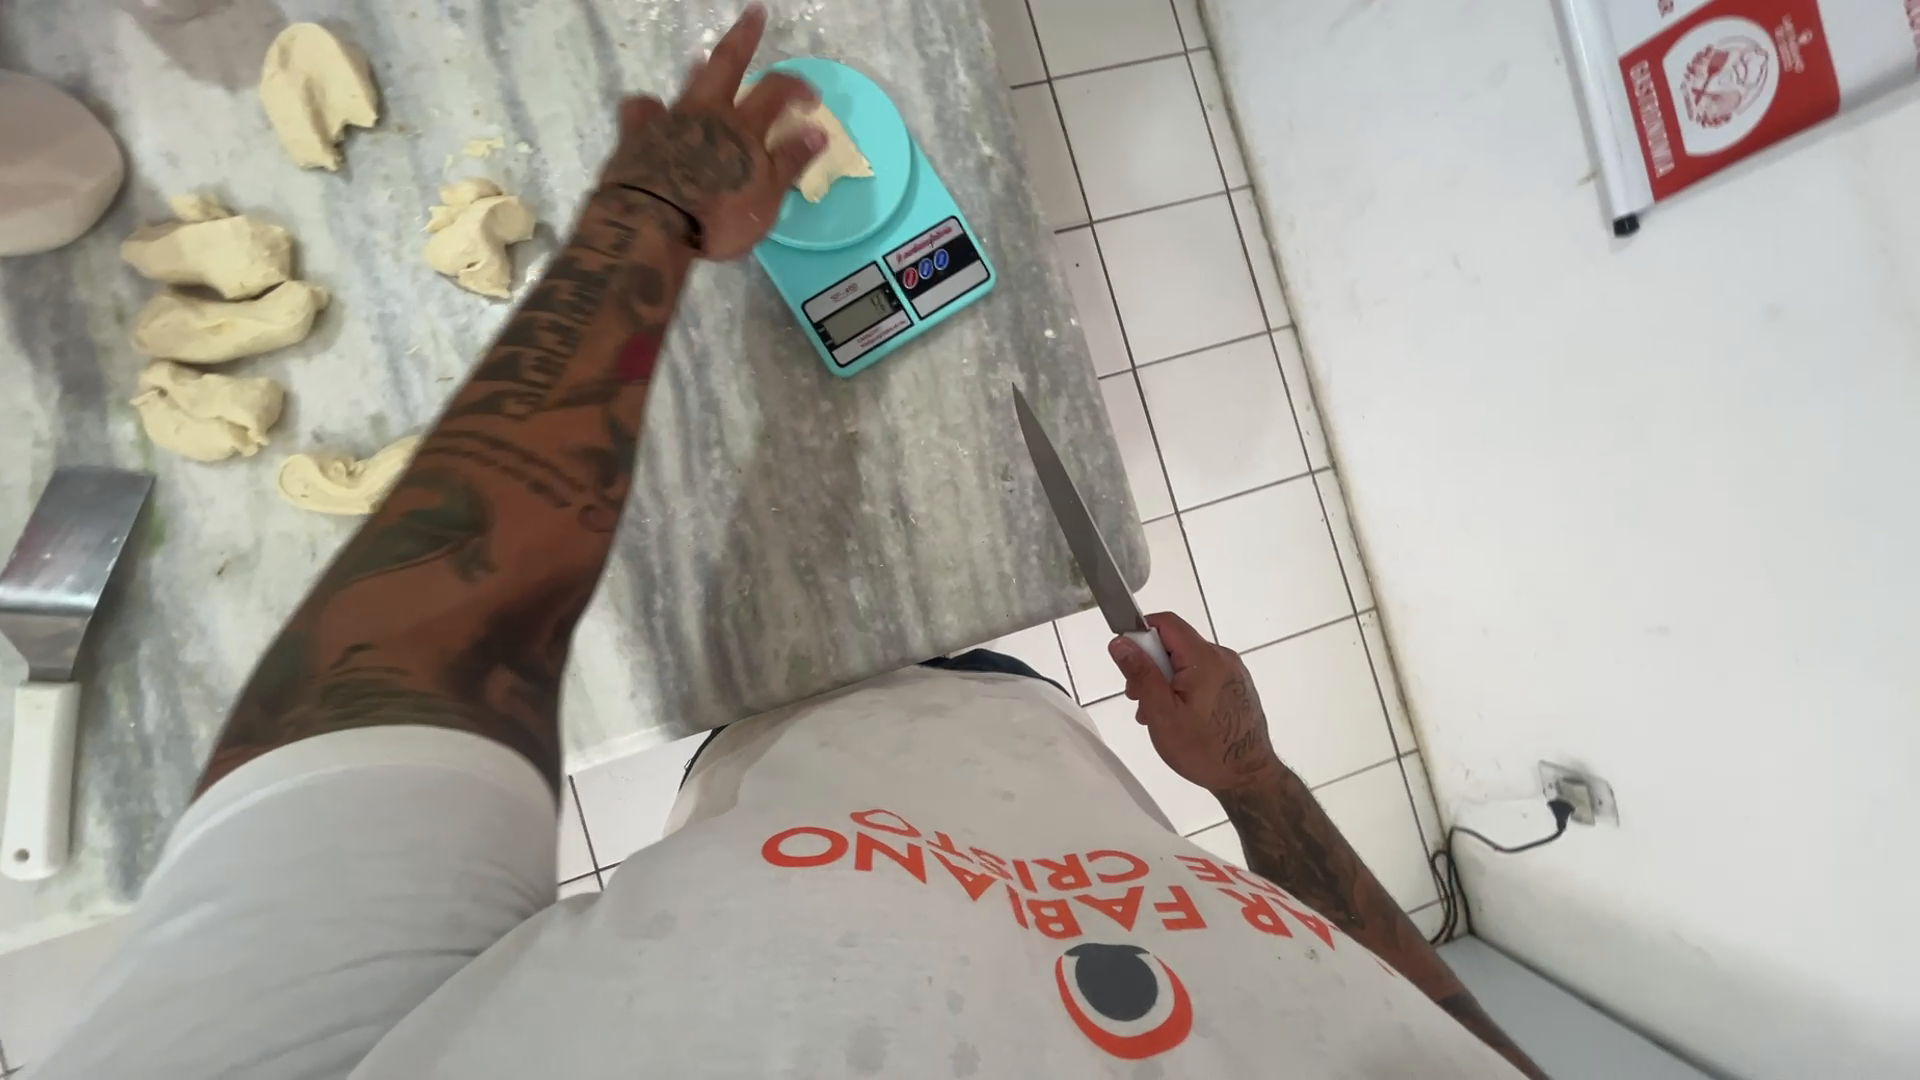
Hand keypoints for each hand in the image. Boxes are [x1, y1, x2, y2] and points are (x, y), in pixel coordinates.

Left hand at [598, 4, 824, 258]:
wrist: (654, 222)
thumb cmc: (719, 217)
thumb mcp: (767, 197)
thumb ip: (790, 162)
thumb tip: (818, 131)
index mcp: (744, 129)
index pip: (777, 93)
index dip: (797, 88)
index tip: (812, 96)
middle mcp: (708, 113)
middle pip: (728, 65)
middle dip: (745, 37)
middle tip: (755, 14)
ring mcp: (670, 119)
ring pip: (688, 83)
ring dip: (700, 69)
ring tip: (703, 58)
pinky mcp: (638, 134)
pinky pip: (643, 110)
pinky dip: (651, 107)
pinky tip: (653, 110)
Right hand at [1108, 612, 1284, 795]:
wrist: (1248, 779)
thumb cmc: (1203, 748)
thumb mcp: (1162, 713)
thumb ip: (1141, 673)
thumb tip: (1120, 642)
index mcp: (1204, 658)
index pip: (1166, 622)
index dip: (1140, 634)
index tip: (1128, 664)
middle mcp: (1222, 656)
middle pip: (1174, 643)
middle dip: (1149, 665)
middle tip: (1138, 700)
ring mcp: (1232, 672)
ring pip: (1185, 661)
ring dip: (1164, 680)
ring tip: (1156, 714)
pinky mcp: (1236, 686)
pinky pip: (1200, 674)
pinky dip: (1182, 687)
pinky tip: (1176, 716)